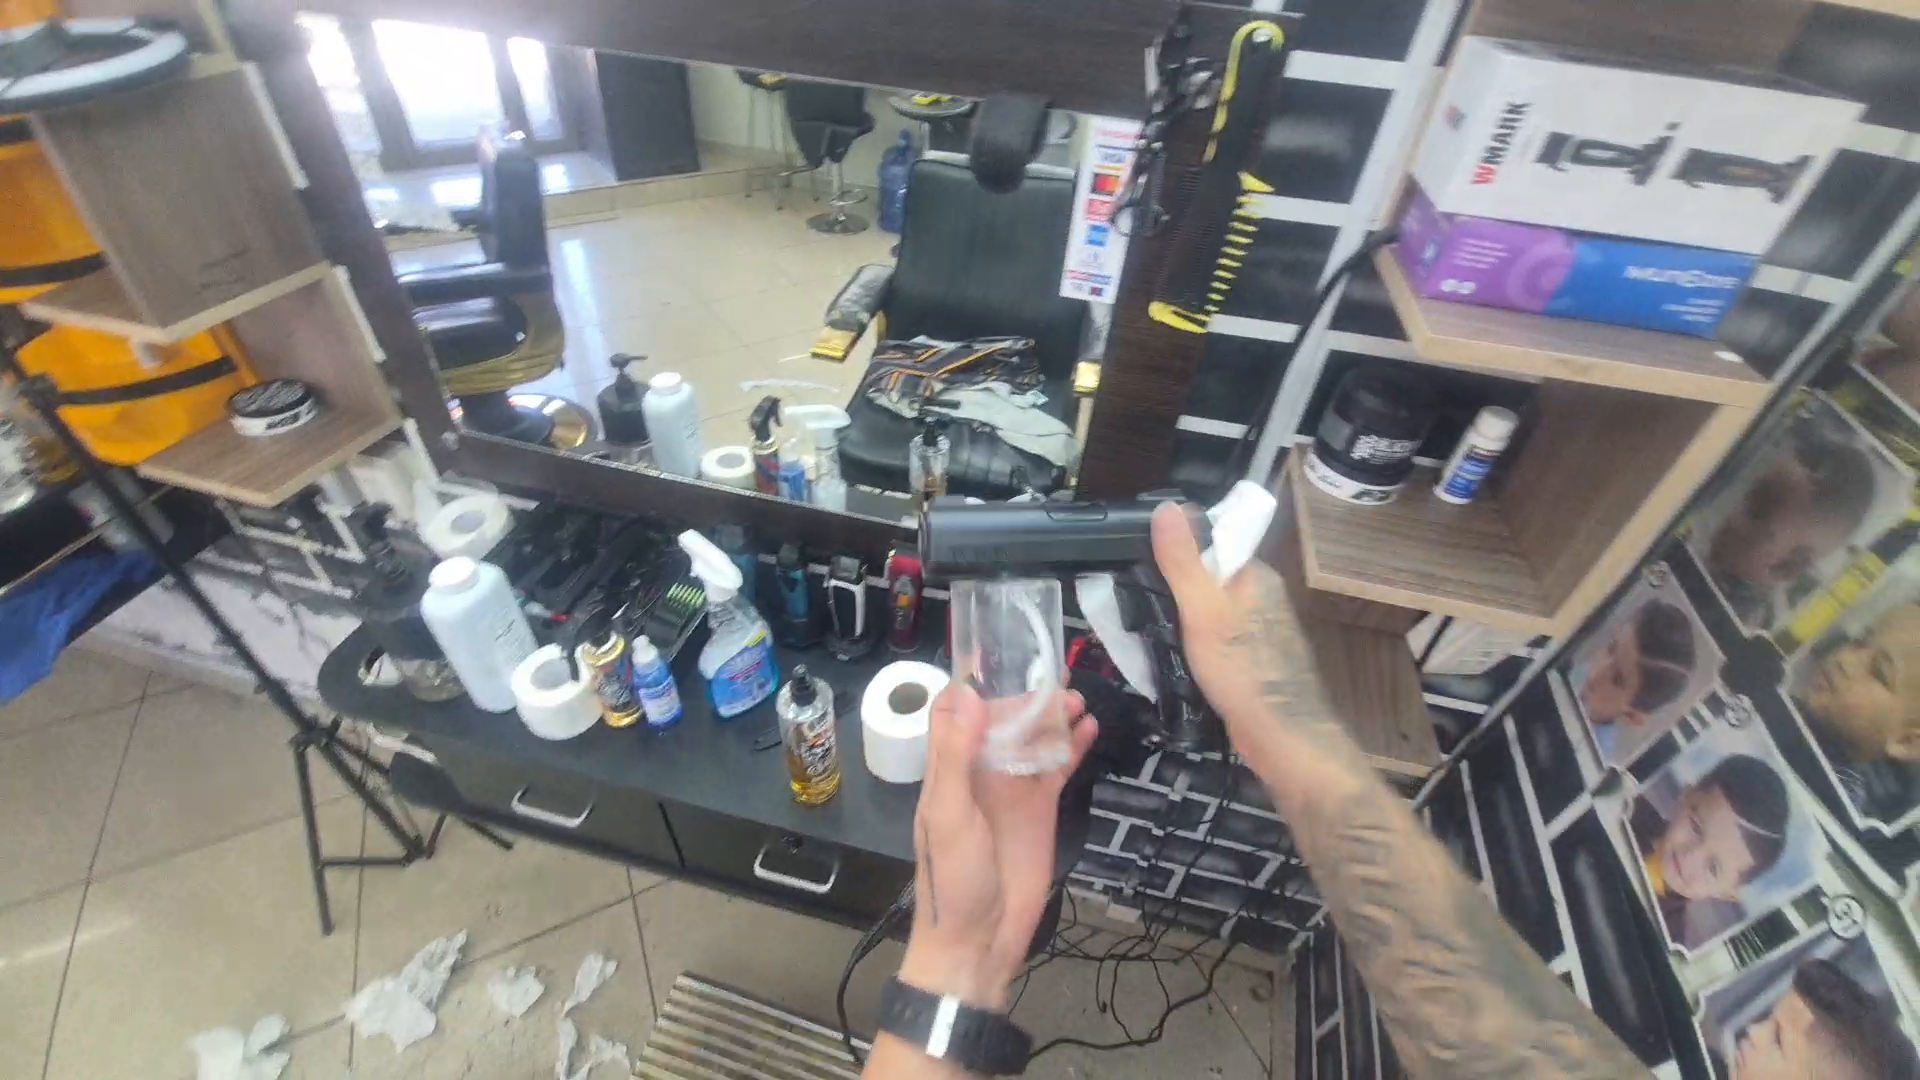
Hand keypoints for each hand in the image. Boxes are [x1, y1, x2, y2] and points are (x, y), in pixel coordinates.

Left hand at [900, 682, 1096, 1010]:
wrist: (981, 940)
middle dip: (1025, 698)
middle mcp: (980, 770)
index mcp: (949, 767)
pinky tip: (1089, 727)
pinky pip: (1057, 767)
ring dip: (1052, 717)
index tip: (994, 655)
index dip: (972, 686)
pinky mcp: (1040, 807)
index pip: (956, 714)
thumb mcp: (948, 814)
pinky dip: (1072, 746)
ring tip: (1076, 697)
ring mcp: (1012, 787)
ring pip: (1033, 739)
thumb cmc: (954, 877)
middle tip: (1056, 679)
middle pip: (1002, 720)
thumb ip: (955, 755)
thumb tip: (970, 695)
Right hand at [1149, 502, 1330, 756]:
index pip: (1210, 542)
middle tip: (1132, 597)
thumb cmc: (1243, 670)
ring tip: (1142, 623)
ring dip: (1178, 614)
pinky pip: (1211, 634)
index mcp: (1255, 574)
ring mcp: (1257, 628)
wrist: (1281, 738)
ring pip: (1206, 607)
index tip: (1137, 559)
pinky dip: (1189, 638)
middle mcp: (1260, 595)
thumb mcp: (1203, 610)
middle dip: (1171, 584)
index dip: (1173, 546)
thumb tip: (1166, 506)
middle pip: (1206, 575)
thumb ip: (1184, 561)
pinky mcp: (1249, 657)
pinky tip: (1170, 650)